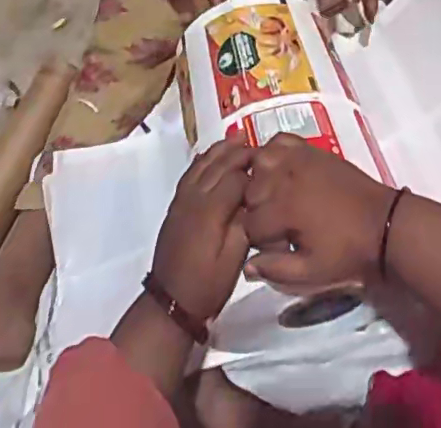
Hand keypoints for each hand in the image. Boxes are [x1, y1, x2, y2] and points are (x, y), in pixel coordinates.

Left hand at [150, 140, 255, 321]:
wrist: (170, 302)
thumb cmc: (206, 285)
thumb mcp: (233, 260)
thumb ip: (244, 225)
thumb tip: (253, 200)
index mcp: (210, 210)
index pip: (236, 178)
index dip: (253, 171)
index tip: (271, 168)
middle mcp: (194, 197)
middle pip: (218, 165)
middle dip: (239, 153)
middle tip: (258, 146)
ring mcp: (182, 198)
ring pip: (203, 163)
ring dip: (220, 150)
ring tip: (237, 139)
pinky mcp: (176, 204)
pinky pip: (190, 172)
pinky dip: (203, 159)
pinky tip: (211, 155)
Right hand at [242, 134, 396, 292]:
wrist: (383, 225)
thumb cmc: (348, 251)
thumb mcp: (313, 271)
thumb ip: (277, 269)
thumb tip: (246, 266)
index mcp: (284, 209)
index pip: (249, 223)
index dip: (258, 239)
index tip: (276, 247)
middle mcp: (284, 177)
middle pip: (250, 191)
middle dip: (257, 211)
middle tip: (278, 226)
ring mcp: (297, 158)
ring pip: (258, 161)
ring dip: (260, 180)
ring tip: (275, 197)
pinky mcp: (310, 149)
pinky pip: (279, 141)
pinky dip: (274, 152)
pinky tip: (281, 169)